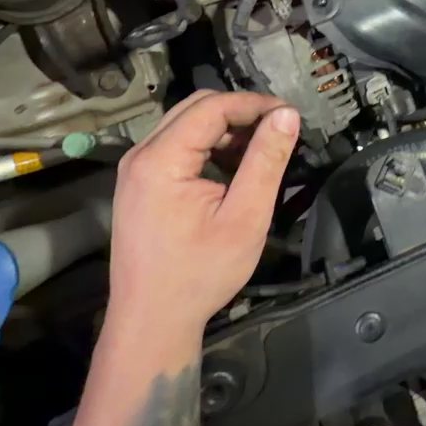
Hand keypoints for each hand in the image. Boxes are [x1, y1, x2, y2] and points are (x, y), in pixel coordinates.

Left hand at [105, 90, 300, 330]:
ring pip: (186, 124)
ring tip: (261, 148)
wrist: (151, 321)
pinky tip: (233, 167)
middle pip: (196, 108)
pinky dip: (208, 145)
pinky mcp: (139, 184)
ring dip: (225, 128)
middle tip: (278, 129)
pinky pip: (176, 145)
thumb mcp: (245, 217)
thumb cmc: (200, 273)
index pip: (212, 107)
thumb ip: (266, 161)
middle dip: (241, 111)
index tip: (289, 116)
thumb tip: (287, 115)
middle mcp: (141, 155)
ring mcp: (136, 169)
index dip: (254, 104)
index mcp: (161, 159)